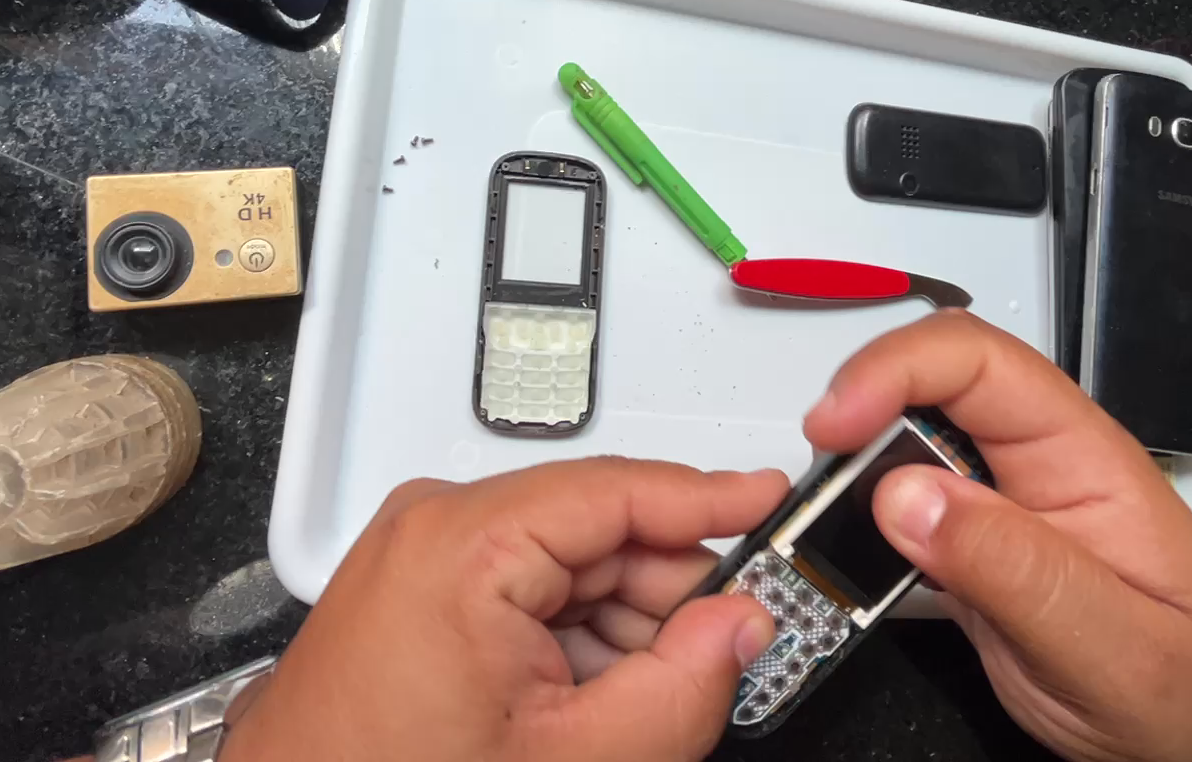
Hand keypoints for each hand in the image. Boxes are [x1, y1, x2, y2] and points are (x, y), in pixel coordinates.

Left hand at [224, 459, 788, 761]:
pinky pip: (531, 583)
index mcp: (464, 543)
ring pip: (570, 562)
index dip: (706, 494)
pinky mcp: (425, 577)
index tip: (766, 496)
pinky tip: (590, 696)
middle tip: (724, 643)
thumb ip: (676, 690)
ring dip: (623, 624)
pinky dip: (577, 633)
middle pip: (598, 530)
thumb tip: (738, 624)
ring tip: (637, 700)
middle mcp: (440, 523)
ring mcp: (428, 548)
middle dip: (667, 590)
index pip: (617, 490)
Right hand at [805, 311, 1191, 761]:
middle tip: (824, 460)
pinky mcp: (955, 508)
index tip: (836, 425)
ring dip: (854, 442)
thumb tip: (900, 497)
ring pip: (903, 411)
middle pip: (932, 367)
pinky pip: (891, 466)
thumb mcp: (1115, 655)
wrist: (1168, 731)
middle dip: (864, 394)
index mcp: (1083, 455)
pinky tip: (844, 518)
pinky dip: (853, 481)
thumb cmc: (1167, 693)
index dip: (897, 369)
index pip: (982, 362)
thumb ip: (1016, 574)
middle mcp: (1029, 447)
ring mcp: (988, 476)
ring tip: (828, 498)